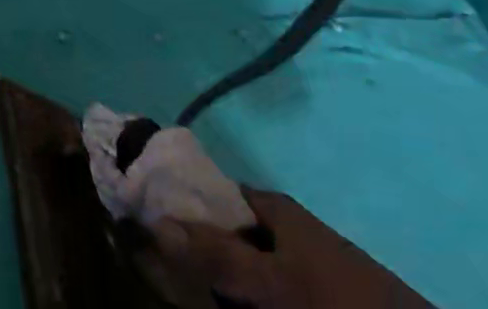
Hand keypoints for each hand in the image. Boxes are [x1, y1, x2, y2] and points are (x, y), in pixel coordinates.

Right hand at [151, 188, 433, 308]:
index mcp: (273, 207)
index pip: (213, 191)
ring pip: (244, 261)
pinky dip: (244, 294)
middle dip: (198, 246)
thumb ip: (218, 254)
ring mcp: (298, 258)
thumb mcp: (273, 281)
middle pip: (226, 229)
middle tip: (167, 267)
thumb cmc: (336, 300)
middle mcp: (282, 225)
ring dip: (220, 274)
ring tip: (190, 289)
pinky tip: (231, 304)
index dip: (181, 202)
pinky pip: (264, 285)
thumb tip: (158, 219)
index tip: (150, 219)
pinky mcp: (311, 289)